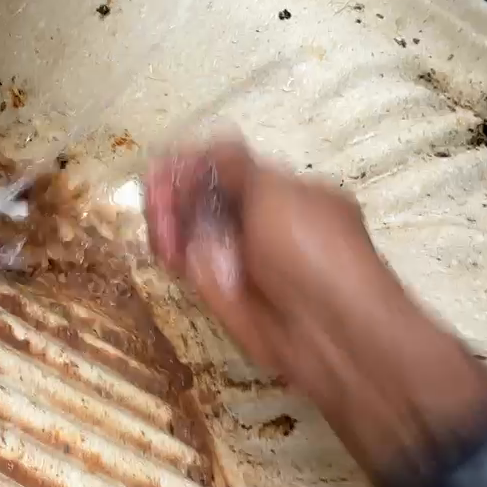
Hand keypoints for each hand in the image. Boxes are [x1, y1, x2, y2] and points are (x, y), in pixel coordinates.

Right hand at [145, 139, 486, 482]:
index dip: (193, 164)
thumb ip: (232, 166)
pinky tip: (167, 251)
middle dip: (174, 193)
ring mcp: (239, 257)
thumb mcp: (277, 192)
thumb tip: (200, 151)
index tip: (164, 167)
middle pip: (201, 196)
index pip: (227, 167)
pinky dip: (172, 253)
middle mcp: (261, 222)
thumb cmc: (313, 252)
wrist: (330, 335)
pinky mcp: (220, 289)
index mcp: (286, 194)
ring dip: (169, 223)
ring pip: (188, 228)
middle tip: (156, 201)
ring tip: (163, 233)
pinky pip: (186, 262)